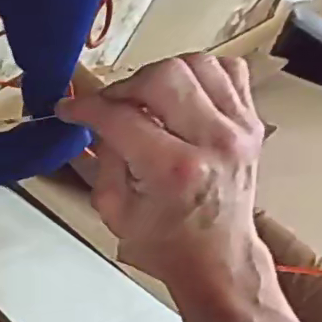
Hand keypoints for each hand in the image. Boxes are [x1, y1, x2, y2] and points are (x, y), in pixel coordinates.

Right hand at [55, 54, 268, 302]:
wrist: (216, 257)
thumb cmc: (167, 241)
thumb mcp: (114, 208)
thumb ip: (102, 159)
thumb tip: (95, 121)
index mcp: (173, 169)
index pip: (121, 116)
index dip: (87, 107)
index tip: (70, 108)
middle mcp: (212, 142)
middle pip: (163, 76)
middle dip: (124, 87)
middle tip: (110, 106)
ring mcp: (238, 128)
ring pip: (196, 64)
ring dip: (160, 76)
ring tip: (144, 99)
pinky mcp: (250, 122)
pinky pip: (228, 71)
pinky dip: (198, 74)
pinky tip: (179, 94)